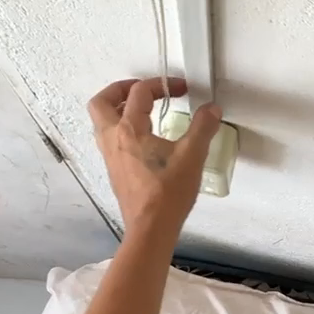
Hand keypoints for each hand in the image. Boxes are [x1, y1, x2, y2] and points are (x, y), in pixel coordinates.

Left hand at [87, 78, 222, 242]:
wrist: (151, 228)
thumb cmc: (167, 194)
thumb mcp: (192, 156)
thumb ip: (203, 127)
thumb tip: (211, 110)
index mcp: (129, 130)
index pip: (139, 93)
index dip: (161, 84)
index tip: (179, 89)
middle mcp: (113, 140)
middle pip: (102, 102)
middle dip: (120, 90)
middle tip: (142, 90)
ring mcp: (111, 157)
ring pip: (101, 122)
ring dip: (117, 110)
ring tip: (141, 111)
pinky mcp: (115, 172)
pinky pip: (109, 141)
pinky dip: (121, 130)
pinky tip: (143, 139)